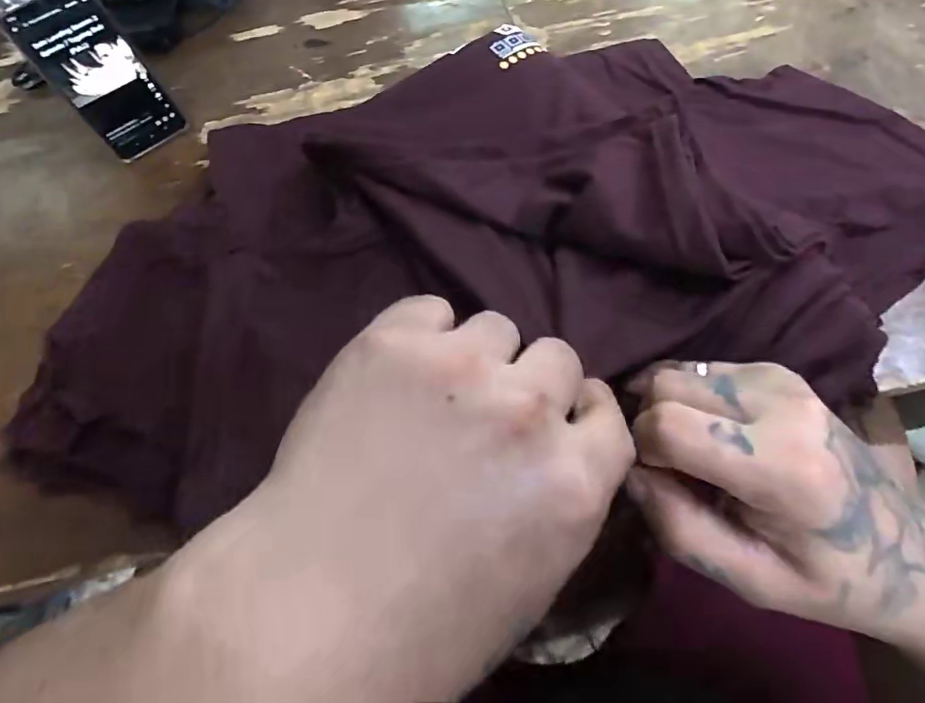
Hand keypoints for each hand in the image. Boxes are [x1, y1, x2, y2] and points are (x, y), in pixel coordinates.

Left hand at [167, 297, 635, 701]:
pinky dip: (423, 332)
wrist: (317, 597)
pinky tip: (399, 367)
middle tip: (489, 408)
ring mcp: (457, 366)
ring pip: (495, 326)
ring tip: (438, 388)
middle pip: (556, 357)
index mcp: (574, 478)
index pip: (607, 415)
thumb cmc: (428, 616)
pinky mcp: (392, 341)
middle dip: (530, 381)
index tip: (559, 415)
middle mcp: (526, 409)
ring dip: (478, 354)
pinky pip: (429, 309)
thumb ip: (558, 491)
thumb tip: (554, 444)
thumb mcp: (533, 571)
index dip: (580, 412)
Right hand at [624, 361, 924, 644]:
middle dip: (648, 422)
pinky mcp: (776, 369)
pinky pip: (699, 368)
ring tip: (692, 447)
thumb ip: (678, 527)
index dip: (643, 450)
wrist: (910, 555)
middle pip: (664, 386)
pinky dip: (687, 396)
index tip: (658, 480)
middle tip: (669, 464)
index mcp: (784, 467)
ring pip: (675, 370)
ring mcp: (780, 379)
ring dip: (665, 405)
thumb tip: (630, 470)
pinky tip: (711, 429)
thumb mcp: (751, 581)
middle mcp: (782, 405)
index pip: (667, 426)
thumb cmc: (829, 579)